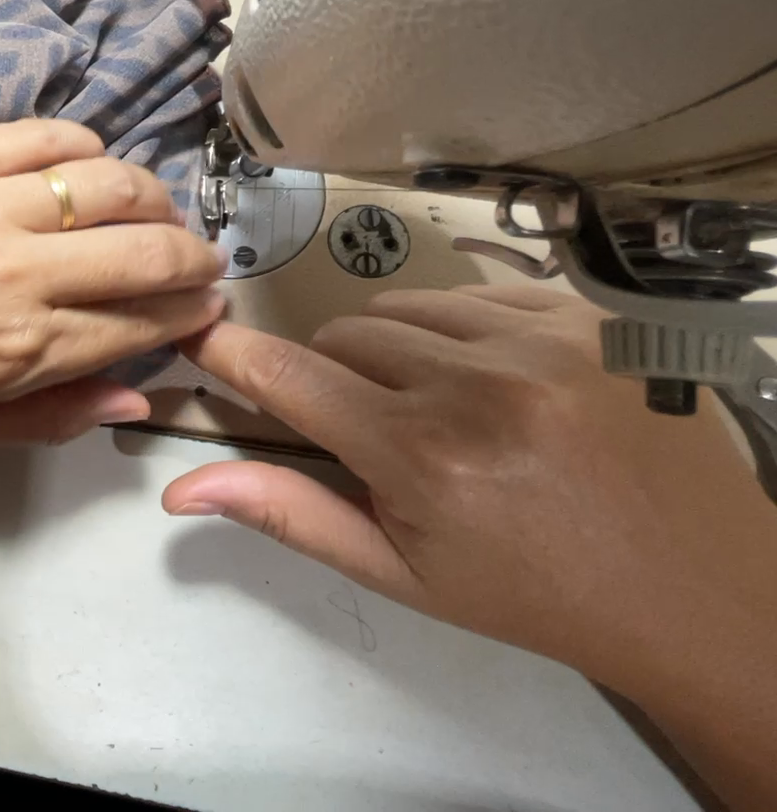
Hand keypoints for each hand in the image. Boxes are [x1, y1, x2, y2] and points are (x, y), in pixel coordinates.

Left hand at [0, 119, 226, 448]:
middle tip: (196, 260)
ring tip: (149, 212)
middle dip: (193, 257)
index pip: (141, 322)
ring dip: (150, 198)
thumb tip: (138, 395)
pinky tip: (85, 168)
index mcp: (17, 347)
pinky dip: (83, 147)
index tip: (202, 305)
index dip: (189, 313)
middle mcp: (10, 272)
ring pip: (108, 182)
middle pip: (145, 250)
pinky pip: (42, 135)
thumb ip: (54, 417)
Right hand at [163, 285, 776, 701]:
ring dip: (389, 348)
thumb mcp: (395, 571)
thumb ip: (285, 513)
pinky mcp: (593, 320)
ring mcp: (547, 342)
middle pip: (338, 335)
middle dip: (331, 375)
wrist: (714, 597)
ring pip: (397, 308)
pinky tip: (489, 376)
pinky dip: (452, 328)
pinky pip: (468, 294)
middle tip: (370, 426)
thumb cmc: (528, 591)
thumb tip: (178, 489)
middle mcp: (480, 384)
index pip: (283, 374)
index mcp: (422, 455)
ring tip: (433, 401)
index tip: (193, 331)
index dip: (225, 348)